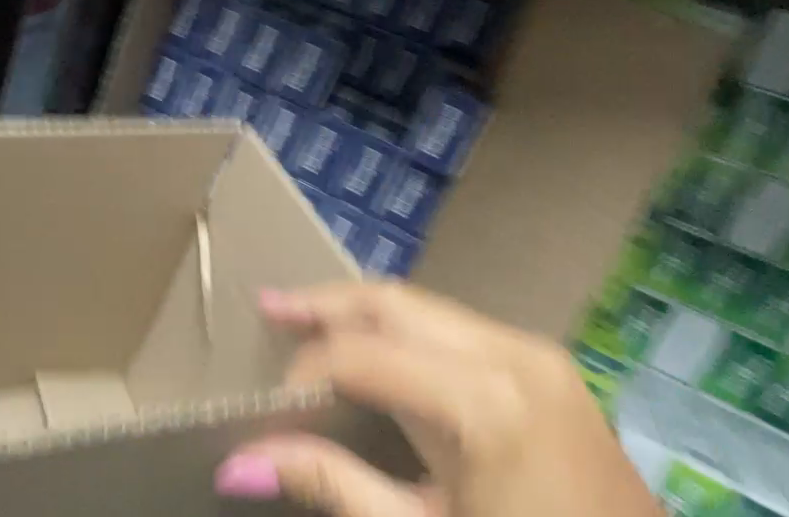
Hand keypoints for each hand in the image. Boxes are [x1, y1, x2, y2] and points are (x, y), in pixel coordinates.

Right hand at [214, 282, 660, 516]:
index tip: (273, 414)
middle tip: (268, 307)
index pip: (361, 355)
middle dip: (326, 303)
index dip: (306, 372)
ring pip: (424, 308)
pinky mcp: (551, 369)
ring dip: (363, 312)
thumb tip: (236, 462)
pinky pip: (457, 329)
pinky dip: (406, 330)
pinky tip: (377, 344)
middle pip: (393, 305)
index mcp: (483, 401)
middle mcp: (512, 355)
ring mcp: (538, 356)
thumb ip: (331, 485)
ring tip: (306, 316)